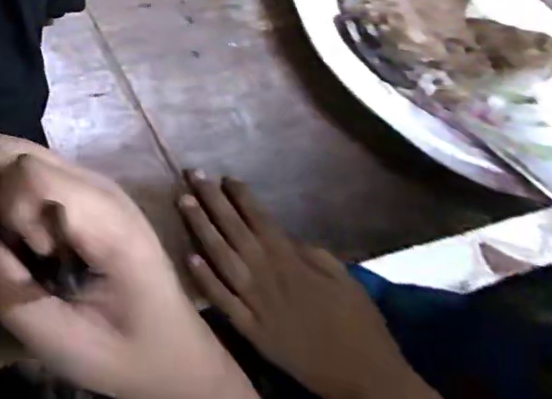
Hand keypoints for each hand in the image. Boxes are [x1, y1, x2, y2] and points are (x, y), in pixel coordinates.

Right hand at [0, 135, 254, 398]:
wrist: (177, 354)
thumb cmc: (127, 354)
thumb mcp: (68, 346)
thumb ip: (12, 294)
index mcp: (105, 219)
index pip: (32, 172)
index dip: (10, 209)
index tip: (28, 255)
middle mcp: (92, 183)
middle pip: (7, 146)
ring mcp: (82, 178)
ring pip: (7, 148)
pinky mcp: (72, 184)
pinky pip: (19, 164)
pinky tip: (15, 233)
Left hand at [180, 172, 439, 398]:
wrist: (369, 381)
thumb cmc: (360, 326)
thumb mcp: (345, 281)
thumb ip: (312, 254)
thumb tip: (283, 235)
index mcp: (290, 260)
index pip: (258, 218)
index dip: (240, 195)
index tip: (223, 176)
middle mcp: (266, 274)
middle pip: (232, 228)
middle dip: (211, 198)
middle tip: (191, 173)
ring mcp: (255, 301)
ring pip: (220, 256)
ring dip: (200, 226)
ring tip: (182, 200)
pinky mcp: (251, 328)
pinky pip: (222, 299)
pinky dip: (205, 278)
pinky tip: (187, 256)